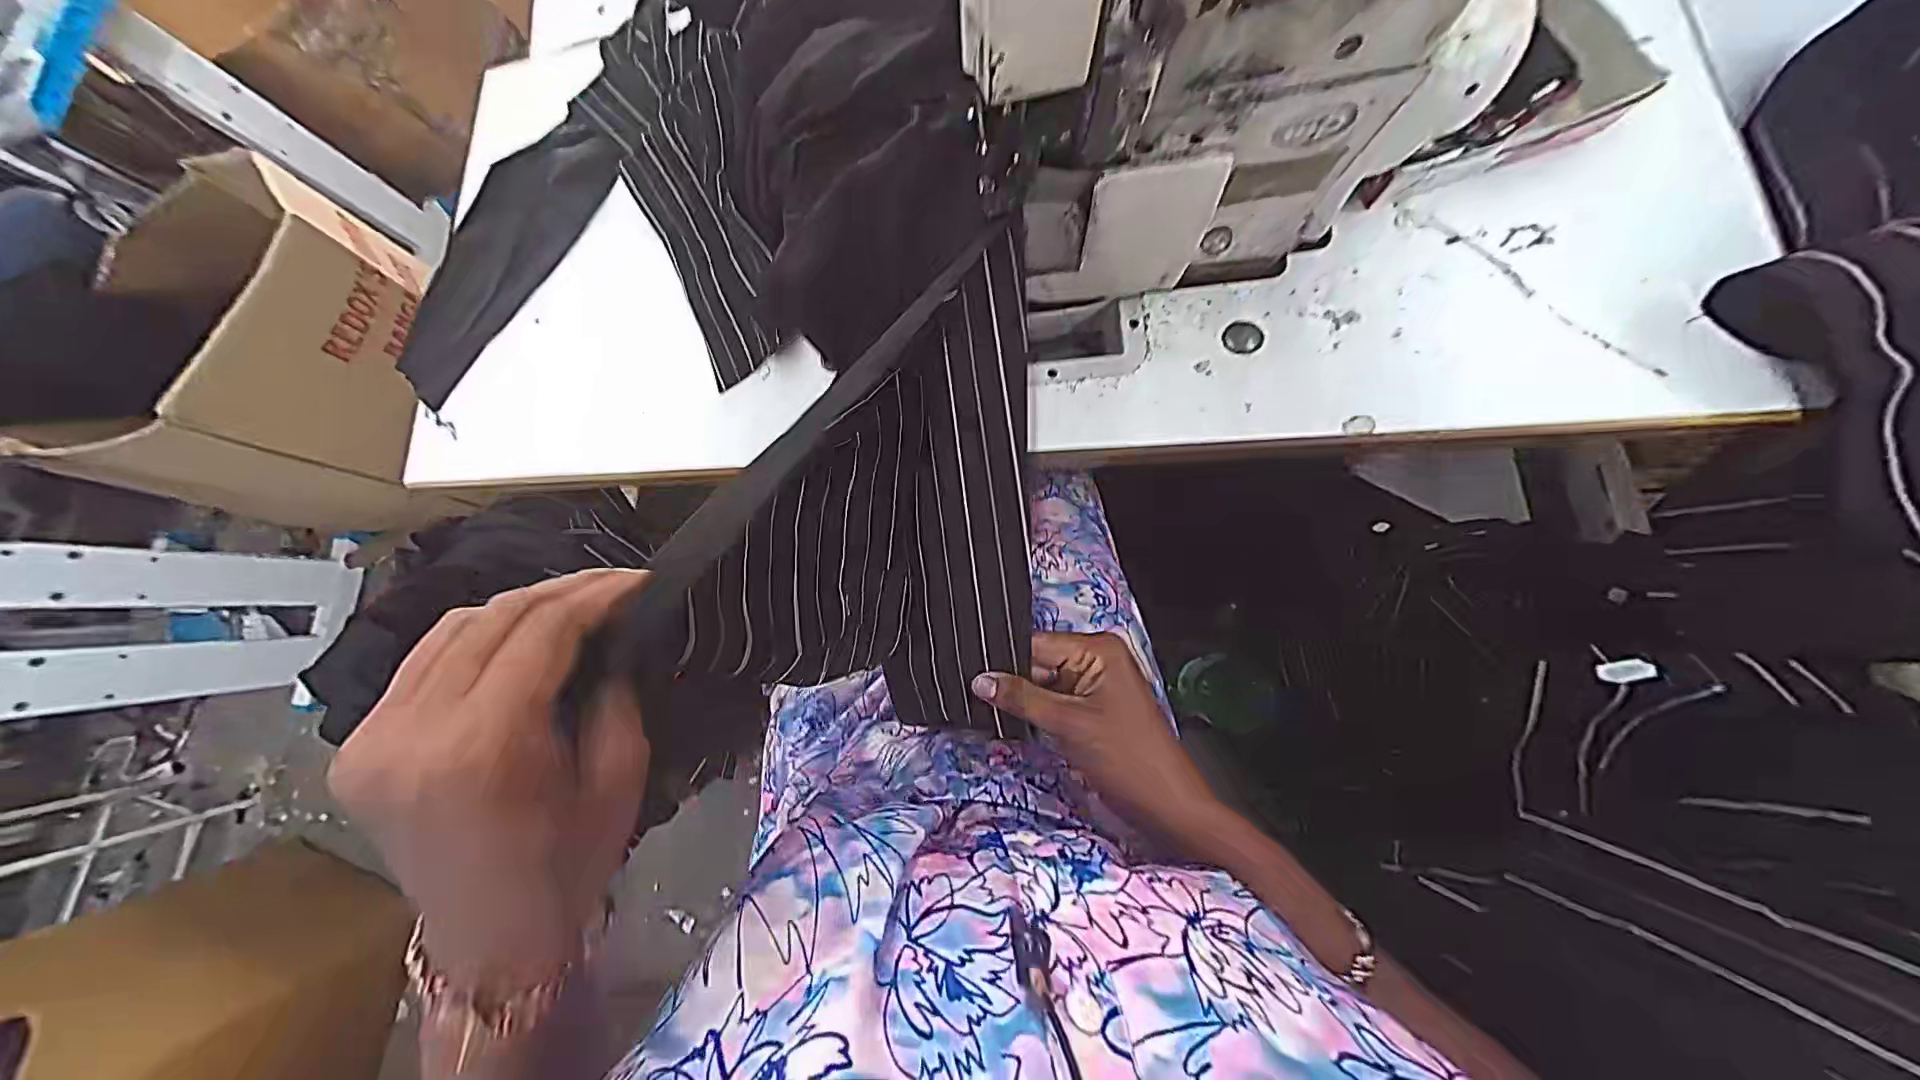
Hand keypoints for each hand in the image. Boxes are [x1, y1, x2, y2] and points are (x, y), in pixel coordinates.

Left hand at [328, 569, 651, 993]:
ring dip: (522, 604)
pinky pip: (425, 659)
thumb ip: (614, 694)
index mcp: (485, 747)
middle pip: (494, 618)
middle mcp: (413, 733)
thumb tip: (610, 638)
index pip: (541, 632)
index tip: (638, 580)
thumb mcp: (618, 775)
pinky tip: (517, 631)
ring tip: (574, 600)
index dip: (596, 595)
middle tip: (615, 582)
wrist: (490, 937)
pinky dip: (477, 632)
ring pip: (453, 627)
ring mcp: (372, 738)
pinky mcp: (359, 745)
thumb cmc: (570, 863)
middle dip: (564, 589)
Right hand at [970, 631, 1227, 845]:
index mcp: (1098, 648)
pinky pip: (1054, 701)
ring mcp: (1095, 683)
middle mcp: (1097, 658)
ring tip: (993, 713)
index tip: (969, 675)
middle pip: (1036, 662)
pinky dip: (1038, 714)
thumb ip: (1021, 698)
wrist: (1167, 806)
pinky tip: (1019, 724)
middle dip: (1011, 683)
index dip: (1002, 661)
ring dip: (1023, 702)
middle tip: (974, 698)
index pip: (1035, 644)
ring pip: (1042, 685)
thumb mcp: (1067, 724)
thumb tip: (980, 680)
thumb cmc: (1129, 760)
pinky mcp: (1092, 708)